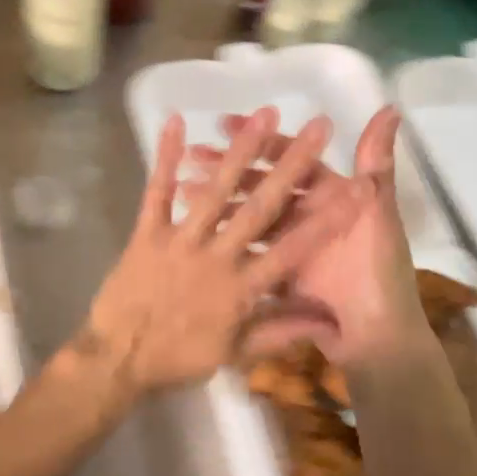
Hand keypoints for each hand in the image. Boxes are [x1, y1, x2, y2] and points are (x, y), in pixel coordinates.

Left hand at [73, 107, 366, 394]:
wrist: (118, 361)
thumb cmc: (176, 361)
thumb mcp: (233, 354)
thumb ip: (279, 332)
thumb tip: (327, 321)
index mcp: (241, 288)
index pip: (294, 248)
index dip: (328, 219)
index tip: (358, 188)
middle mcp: (216, 257)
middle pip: (261, 206)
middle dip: (293, 165)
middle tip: (320, 127)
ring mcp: (179, 242)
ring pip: (216, 192)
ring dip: (241, 151)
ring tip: (266, 114)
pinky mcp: (146, 236)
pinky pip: (157, 193)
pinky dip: (164, 158)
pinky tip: (175, 122)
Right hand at [186, 106, 433, 366]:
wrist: (370, 339)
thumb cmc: (379, 277)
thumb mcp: (379, 218)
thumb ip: (377, 168)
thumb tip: (388, 109)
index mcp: (331, 198)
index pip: (293, 161)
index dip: (263, 143)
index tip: (229, 125)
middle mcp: (307, 218)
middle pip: (263, 185)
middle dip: (229, 168)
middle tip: (195, 153)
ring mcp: (288, 248)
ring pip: (248, 217)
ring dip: (218, 202)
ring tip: (183, 188)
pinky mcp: (273, 277)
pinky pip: (244, 253)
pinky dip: (221, 240)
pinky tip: (191, 229)